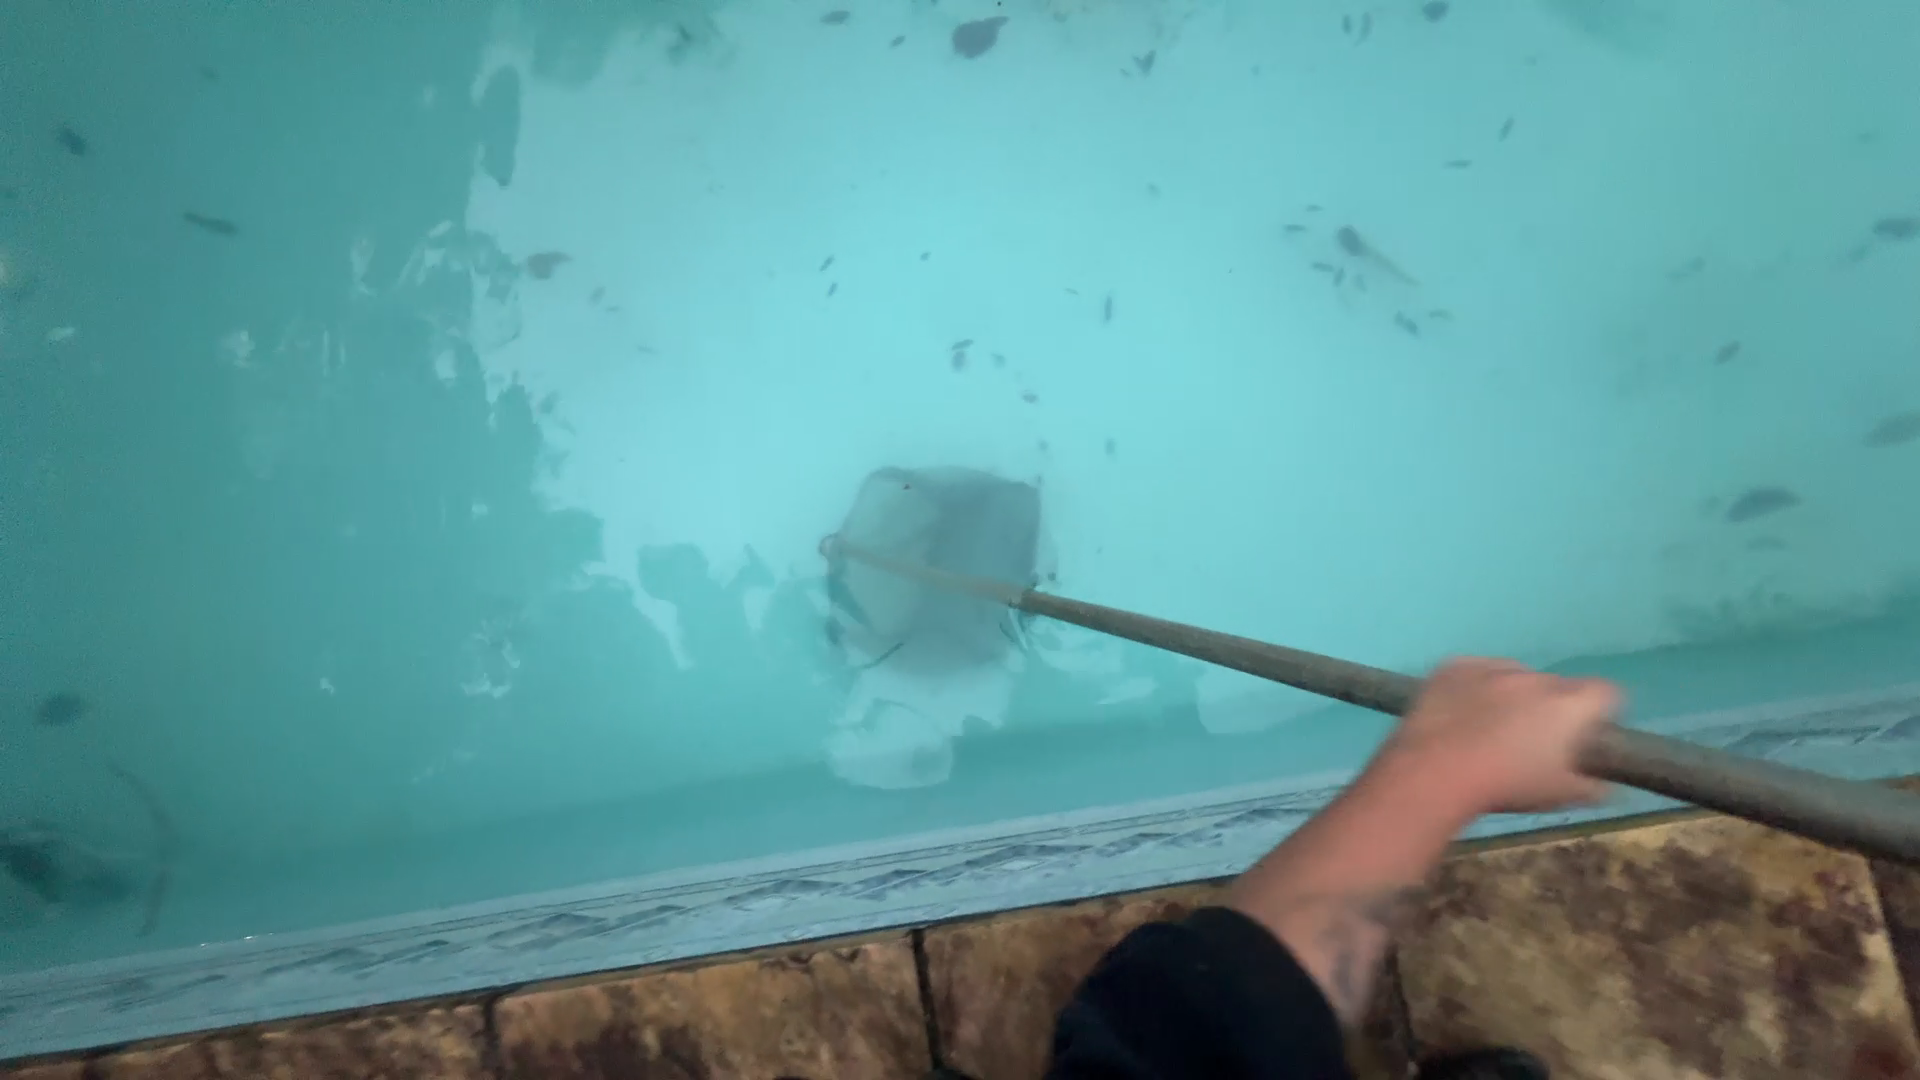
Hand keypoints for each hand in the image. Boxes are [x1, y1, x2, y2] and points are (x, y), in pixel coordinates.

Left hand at [1378, 657, 1617, 814]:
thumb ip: (1595, 786)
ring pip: (1514, 674)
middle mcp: (1532, 678)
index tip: (1587, 730)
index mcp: (1569, 704)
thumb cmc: (1506, 783)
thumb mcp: (1563, 795)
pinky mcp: (1452, 666)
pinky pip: (1474, 669)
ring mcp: (1488, 668)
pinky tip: (1463, 706)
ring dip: (1513, 692)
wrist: (1434, 768)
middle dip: (1553, 704)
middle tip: (1535, 733)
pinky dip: (1475, 683)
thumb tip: (1602, 782)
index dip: (1599, 710)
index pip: (1606, 692)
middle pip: (1556, 684)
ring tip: (1492, 720)